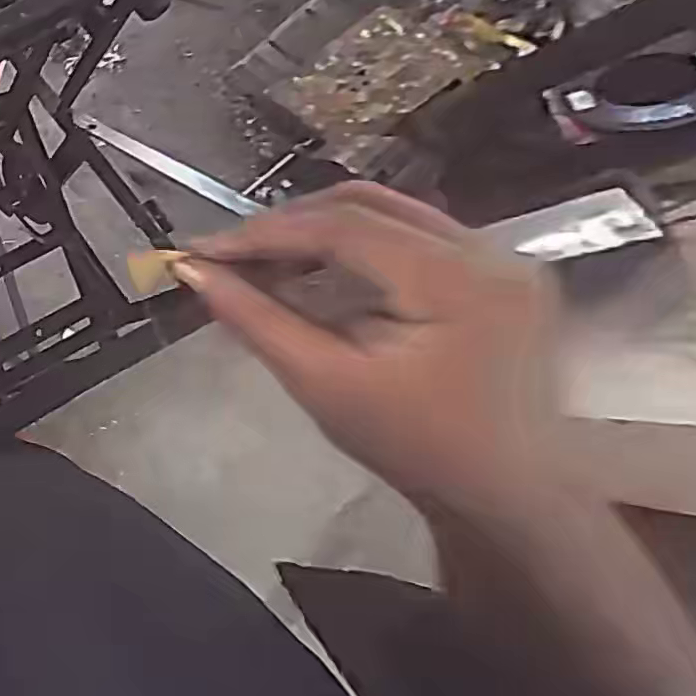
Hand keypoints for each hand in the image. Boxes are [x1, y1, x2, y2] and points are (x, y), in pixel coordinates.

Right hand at [176, 182, 560, 508]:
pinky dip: (338, 246)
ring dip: (307, 231)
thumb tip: (192, 270)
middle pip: (362, 206)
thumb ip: (251, 315)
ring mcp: (494, 261)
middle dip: (281, 225)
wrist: (503, 489)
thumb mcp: (317, 377)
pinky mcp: (484, 275)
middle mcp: (489, 255)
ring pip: (379, 213)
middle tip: (224, 255)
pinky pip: (397, 235)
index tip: (200, 250)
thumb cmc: (411, 440)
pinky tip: (301, 273)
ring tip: (254, 263)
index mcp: (458, 282)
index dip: (260, 232)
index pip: (341, 227)